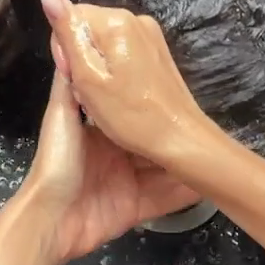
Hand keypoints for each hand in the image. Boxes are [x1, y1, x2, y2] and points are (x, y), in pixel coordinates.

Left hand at [12, 64, 198, 264]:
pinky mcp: (137, 208)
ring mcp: (128, 183)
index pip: (131, 114)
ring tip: (215, 147)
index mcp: (99, 133)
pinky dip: (187, 190)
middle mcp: (116, 155)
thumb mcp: (61, 116)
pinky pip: (166, 197)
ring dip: (186, 160)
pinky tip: (209, 180)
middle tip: (204, 120)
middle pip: (152, 141)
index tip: (176, 91)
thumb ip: (70, 86)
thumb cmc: (55, 163)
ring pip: (164, 168)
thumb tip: (69, 44)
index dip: (151, 105)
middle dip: (174, 133)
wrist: (50, 219)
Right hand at [38, 0, 216, 170]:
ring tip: (105, 96)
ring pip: (102, 40)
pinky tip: (119, 92)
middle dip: (80, 57)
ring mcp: (149, 33)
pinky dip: (113, 67)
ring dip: (95, 65)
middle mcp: (135, 18)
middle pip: (87, 27)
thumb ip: (67, 32)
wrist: (179, 138)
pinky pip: (121, 48)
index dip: (64, 49)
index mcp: (115, 22)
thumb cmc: (128, 115)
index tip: (75, 79)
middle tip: (89, 92)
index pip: (69, 17)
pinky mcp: (156, 48)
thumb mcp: (88, 76)